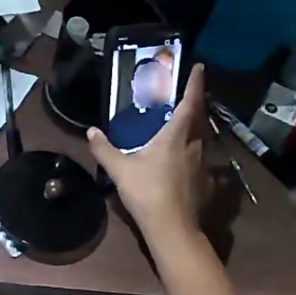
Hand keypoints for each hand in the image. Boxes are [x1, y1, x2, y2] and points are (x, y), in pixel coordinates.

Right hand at [88, 64, 209, 237]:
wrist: (172, 228)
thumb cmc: (147, 192)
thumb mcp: (119, 169)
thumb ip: (104, 149)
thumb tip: (91, 132)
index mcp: (175, 136)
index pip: (189, 103)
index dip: (195, 83)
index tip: (199, 67)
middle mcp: (194, 145)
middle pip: (199, 118)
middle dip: (194, 104)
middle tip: (184, 95)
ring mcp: (202, 164)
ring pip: (201, 138)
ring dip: (194, 127)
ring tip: (180, 124)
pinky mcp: (204, 181)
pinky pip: (200, 158)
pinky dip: (193, 151)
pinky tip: (183, 159)